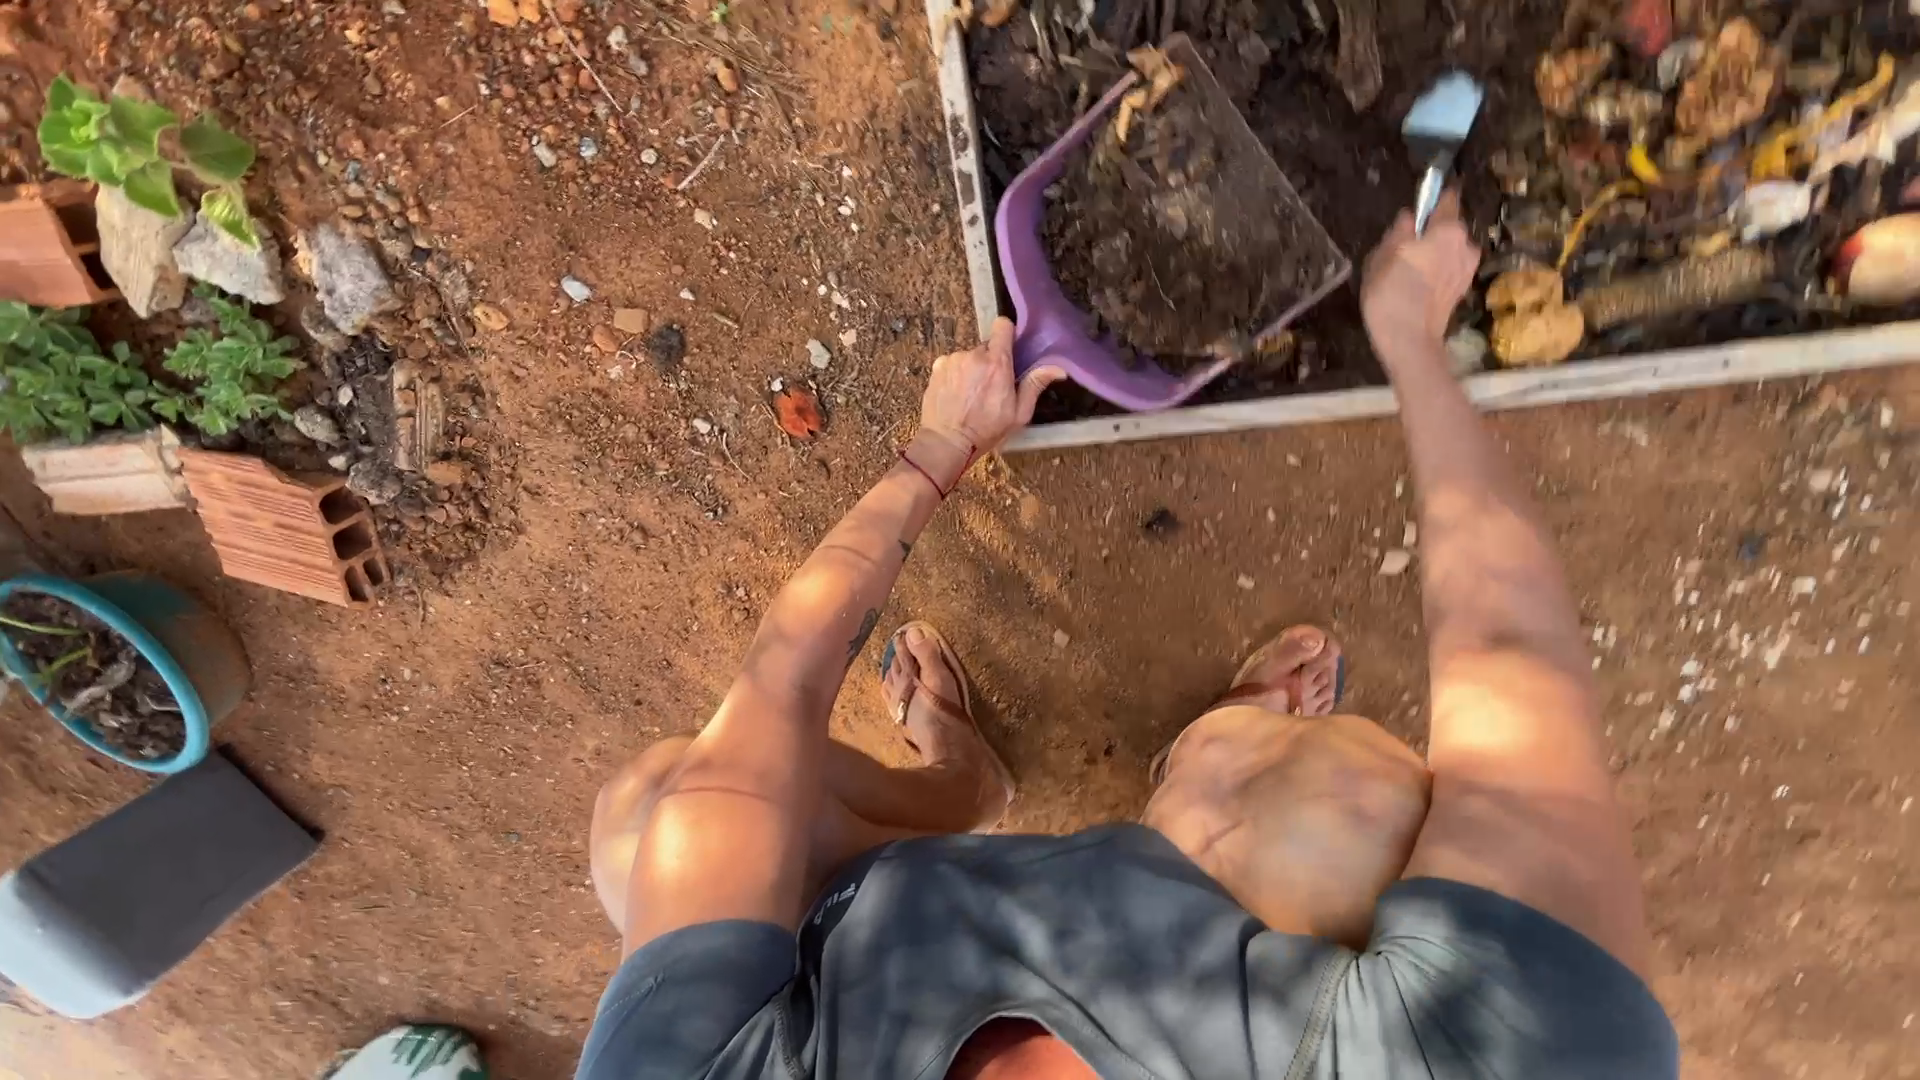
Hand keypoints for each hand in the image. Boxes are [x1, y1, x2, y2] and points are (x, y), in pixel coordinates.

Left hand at [915, 318, 1065, 475]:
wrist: (947, 442)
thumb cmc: (985, 431)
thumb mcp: (1018, 414)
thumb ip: (1035, 385)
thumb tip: (1058, 368)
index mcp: (997, 363)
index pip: (1003, 326)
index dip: (1007, 335)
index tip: (1009, 350)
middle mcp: (974, 355)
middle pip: (986, 347)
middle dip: (991, 361)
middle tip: (991, 386)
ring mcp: (953, 359)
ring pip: (968, 357)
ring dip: (972, 369)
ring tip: (971, 395)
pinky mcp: (937, 367)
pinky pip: (952, 364)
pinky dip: (955, 375)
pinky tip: (956, 395)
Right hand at [1360, 190, 1481, 361]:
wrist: (1409, 341)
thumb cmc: (1391, 295)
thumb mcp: (1381, 258)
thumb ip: (1398, 232)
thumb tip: (1408, 218)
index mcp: (1448, 230)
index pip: (1447, 199)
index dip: (1432, 200)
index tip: (1418, 207)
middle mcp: (1466, 243)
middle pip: (1447, 228)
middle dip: (1429, 234)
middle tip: (1403, 251)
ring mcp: (1468, 268)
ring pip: (1448, 251)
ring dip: (1432, 255)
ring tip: (1407, 274)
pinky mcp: (1462, 289)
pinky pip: (1447, 270)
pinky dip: (1435, 273)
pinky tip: (1415, 289)